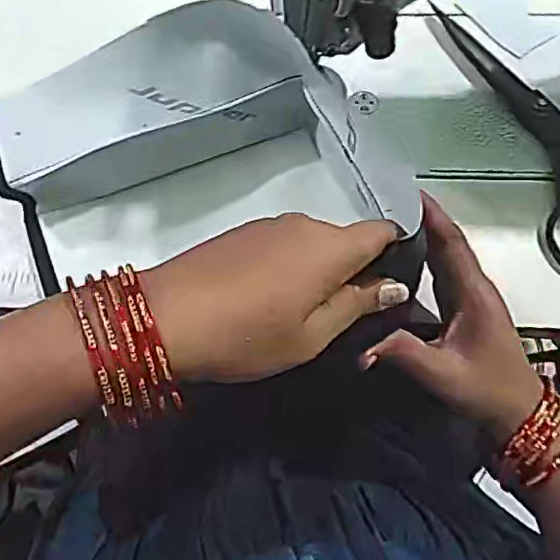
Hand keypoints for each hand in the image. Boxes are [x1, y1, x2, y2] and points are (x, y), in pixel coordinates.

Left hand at [141, 214, 410, 382]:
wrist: (164, 317)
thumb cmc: (245, 334)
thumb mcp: (312, 336)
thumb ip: (357, 304)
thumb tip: (392, 285)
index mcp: (328, 245)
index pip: (383, 231)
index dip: (396, 256)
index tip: (389, 290)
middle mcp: (301, 224)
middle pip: (346, 240)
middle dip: (352, 271)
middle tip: (341, 318)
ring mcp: (266, 226)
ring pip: (311, 244)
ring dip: (316, 272)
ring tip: (296, 314)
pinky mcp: (240, 234)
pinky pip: (281, 245)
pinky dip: (286, 267)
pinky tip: (265, 300)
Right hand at [363, 193, 541, 436]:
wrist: (519, 414)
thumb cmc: (489, 391)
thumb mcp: (444, 374)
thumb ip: (404, 353)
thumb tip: (363, 344)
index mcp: (474, 295)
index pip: (452, 246)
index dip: (434, 218)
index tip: (413, 194)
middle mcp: (474, 290)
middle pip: (448, 244)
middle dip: (422, 219)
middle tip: (390, 202)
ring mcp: (471, 298)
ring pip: (446, 256)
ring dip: (423, 236)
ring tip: (391, 222)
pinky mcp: (463, 308)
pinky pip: (442, 272)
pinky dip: (424, 256)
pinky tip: (403, 257)